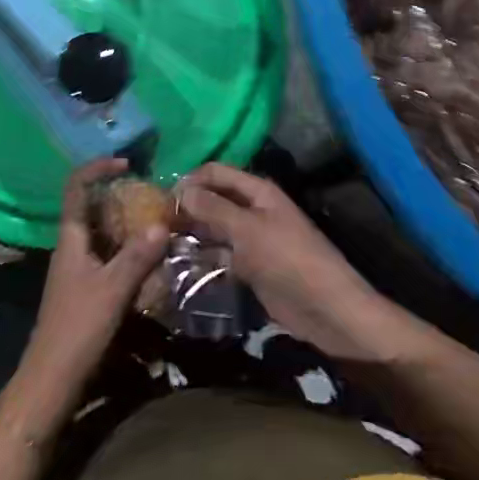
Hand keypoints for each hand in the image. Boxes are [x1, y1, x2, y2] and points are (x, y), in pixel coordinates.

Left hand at [21, 158, 169, 390]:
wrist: (54, 375)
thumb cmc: (79, 327)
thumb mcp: (112, 288)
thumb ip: (137, 255)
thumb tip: (162, 223)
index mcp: (70, 239)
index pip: (76, 189)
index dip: (97, 169)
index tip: (126, 163)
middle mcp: (71, 248)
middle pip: (90, 208)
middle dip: (118, 194)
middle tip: (150, 192)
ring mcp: (77, 268)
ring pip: (101, 232)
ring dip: (125, 222)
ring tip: (157, 219)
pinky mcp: (86, 287)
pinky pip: (108, 255)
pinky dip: (127, 248)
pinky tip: (151, 256)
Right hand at [175, 164, 395, 359]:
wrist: (325, 307)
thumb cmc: (288, 259)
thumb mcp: (247, 229)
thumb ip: (213, 208)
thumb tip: (180, 190)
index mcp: (257, 191)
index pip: (215, 172)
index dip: (189, 180)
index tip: (160, 198)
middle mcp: (252, 209)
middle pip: (212, 199)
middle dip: (186, 208)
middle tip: (153, 224)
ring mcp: (250, 239)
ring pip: (213, 229)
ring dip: (190, 234)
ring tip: (159, 243)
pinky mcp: (249, 266)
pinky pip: (220, 255)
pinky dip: (202, 257)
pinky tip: (176, 264)